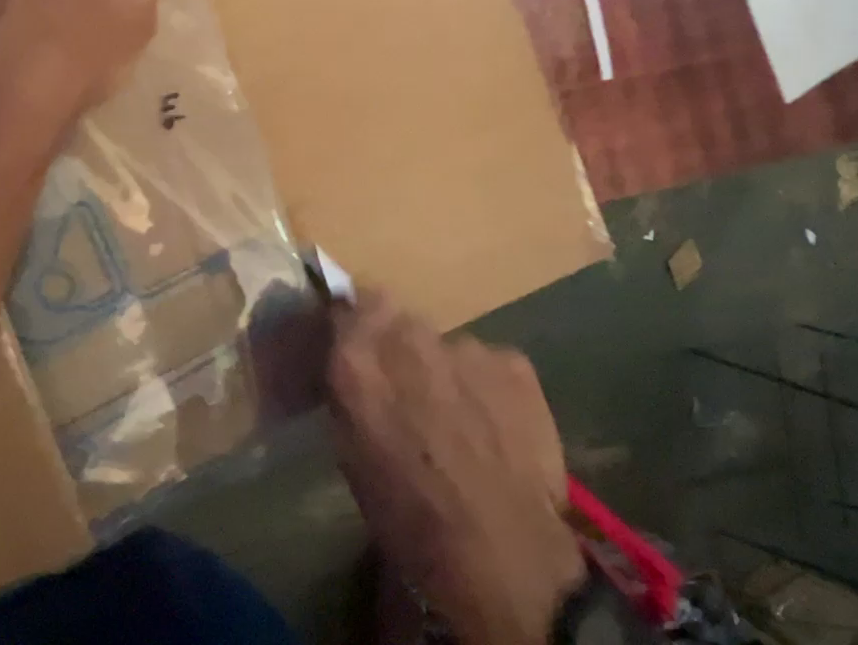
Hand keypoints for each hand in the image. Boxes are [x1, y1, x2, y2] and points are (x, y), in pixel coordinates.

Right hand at [329, 294, 584, 644]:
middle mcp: (407, 338)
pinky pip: (489, 363)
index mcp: (356, 361)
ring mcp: (464, 345)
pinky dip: (487, 387)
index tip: (354, 344)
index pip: (344, 306)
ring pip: (445, 344)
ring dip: (444, 370)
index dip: (352, 325)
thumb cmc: (407, 515)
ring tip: (459, 418)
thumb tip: (352, 374)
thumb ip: (349, 394)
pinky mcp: (513, 361)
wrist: (501, 550)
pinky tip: (495, 427)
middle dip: (398, 344)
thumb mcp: (350, 452)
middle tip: (407, 386)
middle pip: (396, 317)